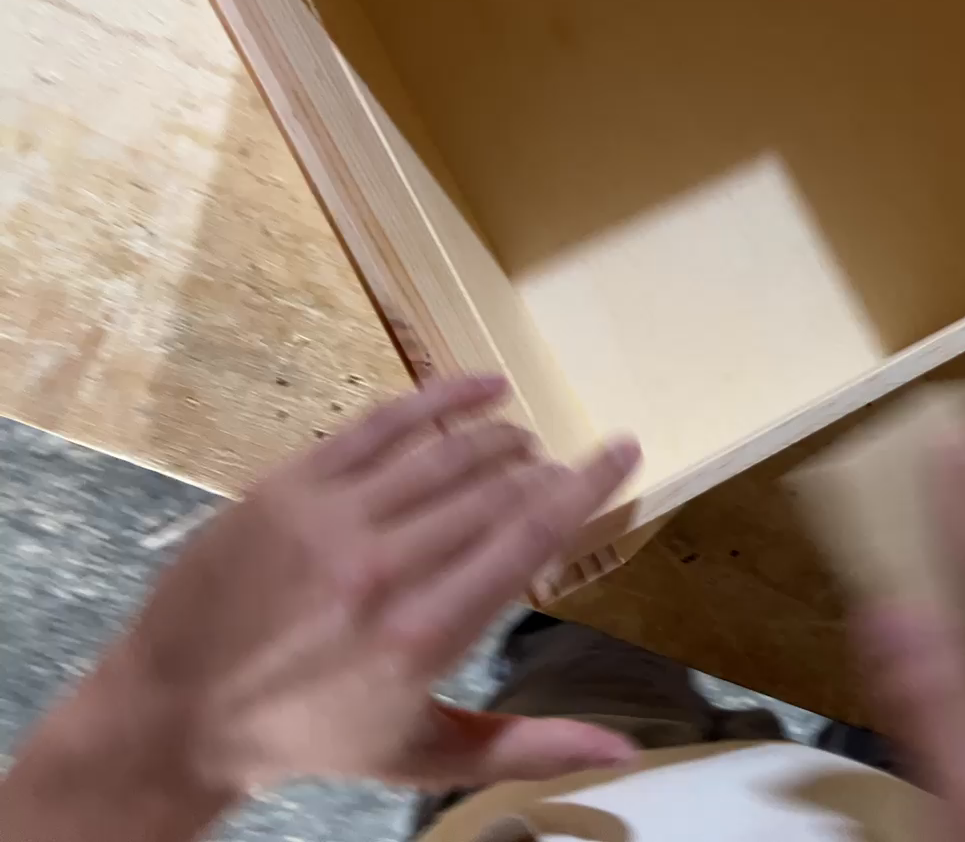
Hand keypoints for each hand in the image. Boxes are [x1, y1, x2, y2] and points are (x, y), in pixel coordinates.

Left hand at [0, 376, 642, 839]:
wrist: (160, 722)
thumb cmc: (313, 735)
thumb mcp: (427, 755)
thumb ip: (534, 746)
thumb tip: (631, 752)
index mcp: (426, 631)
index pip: (536, 531)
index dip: (591, 483)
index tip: (626, 449)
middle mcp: (384, 567)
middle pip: (504, 486)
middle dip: (550, 472)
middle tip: (562, 477)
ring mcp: (332, 517)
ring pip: (456, 449)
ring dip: (509, 438)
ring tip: (526, 445)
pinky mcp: (290, 485)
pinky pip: (385, 421)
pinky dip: (447, 395)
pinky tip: (489, 383)